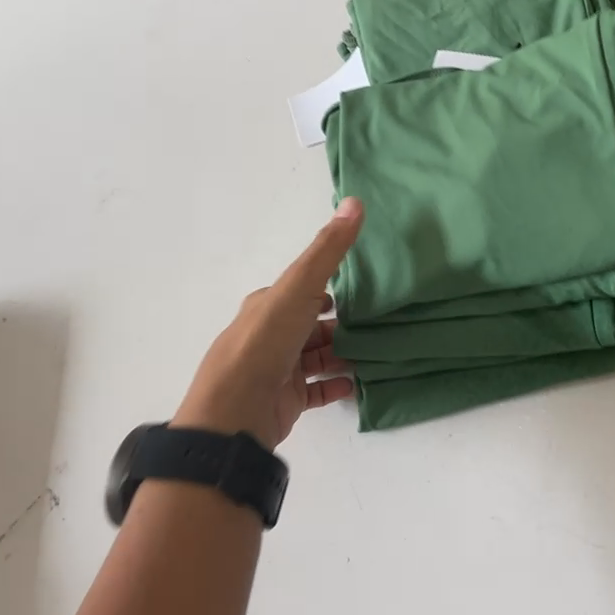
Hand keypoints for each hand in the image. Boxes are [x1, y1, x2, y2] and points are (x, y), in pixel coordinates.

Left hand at [173, 198, 363, 447]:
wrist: (237, 412)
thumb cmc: (266, 342)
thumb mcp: (299, 286)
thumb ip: (328, 249)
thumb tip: (355, 201)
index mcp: (267, 306)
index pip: (299, 290)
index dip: (324, 287)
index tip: (357, 288)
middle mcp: (270, 336)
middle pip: (309, 324)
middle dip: (338, 322)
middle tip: (377, 321)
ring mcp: (277, 370)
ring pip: (316, 356)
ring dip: (342, 353)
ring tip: (376, 350)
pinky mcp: (286, 400)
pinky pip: (318, 389)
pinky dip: (337, 384)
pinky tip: (359, 381)